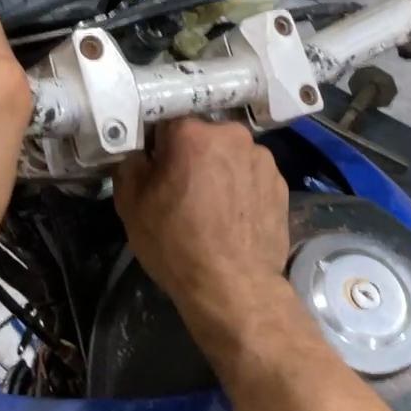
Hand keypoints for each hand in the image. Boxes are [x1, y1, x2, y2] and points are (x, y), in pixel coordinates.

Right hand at [113, 119, 291, 354]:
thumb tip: (138, 154)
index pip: (166, 123)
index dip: (156, 147)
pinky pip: (251, 175)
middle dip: (190, 156)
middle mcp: (232, 136)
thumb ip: (129, 166)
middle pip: (202, 136)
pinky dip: (241, 188)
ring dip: (218, 170)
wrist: (233, 287)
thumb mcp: (131, 206)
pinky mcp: (281, 183)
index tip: (154, 171)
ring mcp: (262, 159)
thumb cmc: (176, 245)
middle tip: (181, 192)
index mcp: (192, 133)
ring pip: (229, 155)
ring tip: (210, 209)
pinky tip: (232, 218)